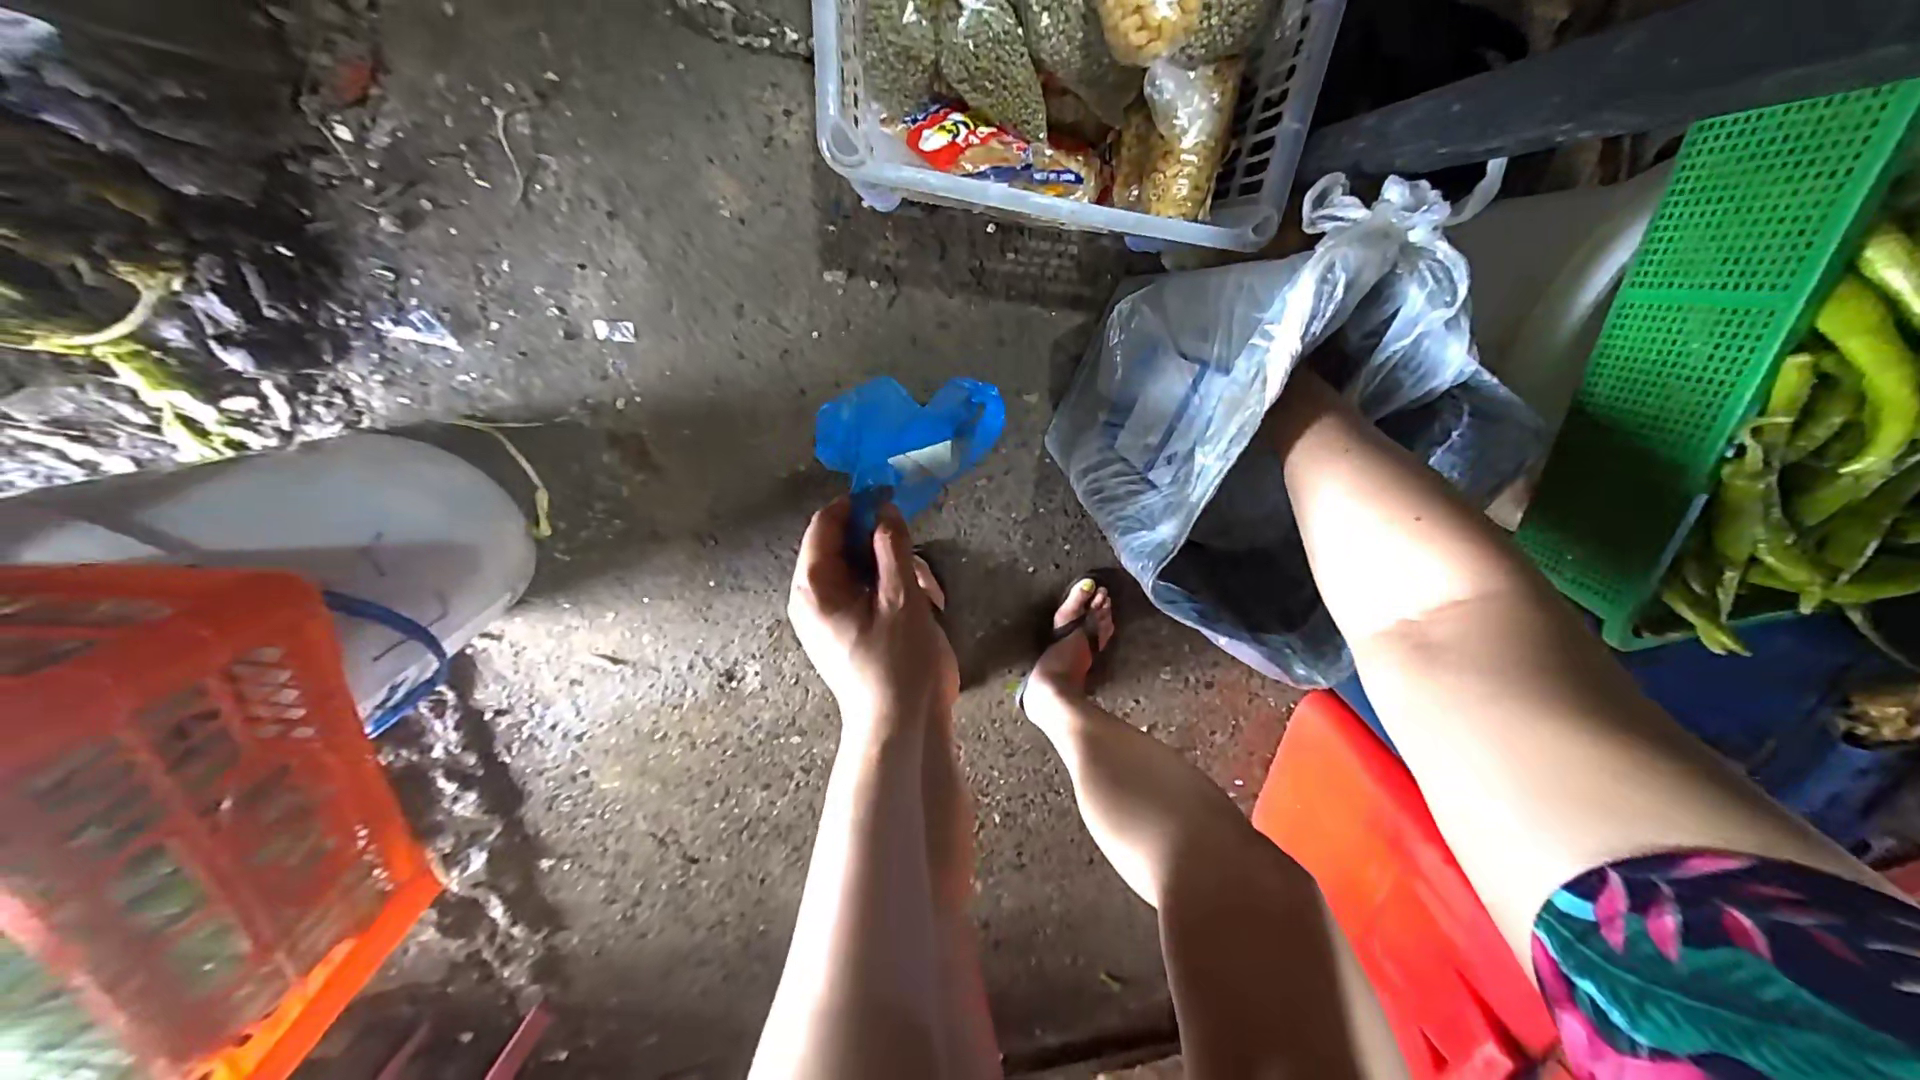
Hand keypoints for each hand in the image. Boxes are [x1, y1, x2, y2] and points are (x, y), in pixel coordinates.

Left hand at [788, 497, 958, 726]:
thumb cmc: (899, 663)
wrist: (903, 726)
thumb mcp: (902, 596)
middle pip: (844, 546)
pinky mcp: (849, 630)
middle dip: (884, 544)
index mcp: (814, 588)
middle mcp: (814, 599)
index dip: (856, 505)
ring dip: (897, 569)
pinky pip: (869, 593)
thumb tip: (884, 509)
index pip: (825, 525)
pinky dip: (895, 590)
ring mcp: (830, 617)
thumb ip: (892, 546)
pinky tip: (924, 606)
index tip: (890, 494)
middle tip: (918, 558)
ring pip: (862, 569)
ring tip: (929, 593)